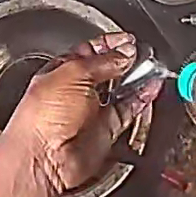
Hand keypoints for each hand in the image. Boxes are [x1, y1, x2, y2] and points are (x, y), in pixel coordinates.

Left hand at [0, 32, 155, 196]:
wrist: (44, 157)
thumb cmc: (43, 117)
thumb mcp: (73, 74)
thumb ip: (103, 62)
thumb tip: (124, 53)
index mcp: (62, 71)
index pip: (90, 51)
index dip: (109, 44)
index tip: (127, 39)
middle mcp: (77, 90)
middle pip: (107, 70)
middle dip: (125, 59)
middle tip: (142, 51)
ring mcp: (93, 110)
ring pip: (121, 89)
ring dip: (136, 77)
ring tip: (152, 65)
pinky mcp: (106, 129)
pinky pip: (129, 109)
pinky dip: (142, 98)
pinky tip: (152, 86)